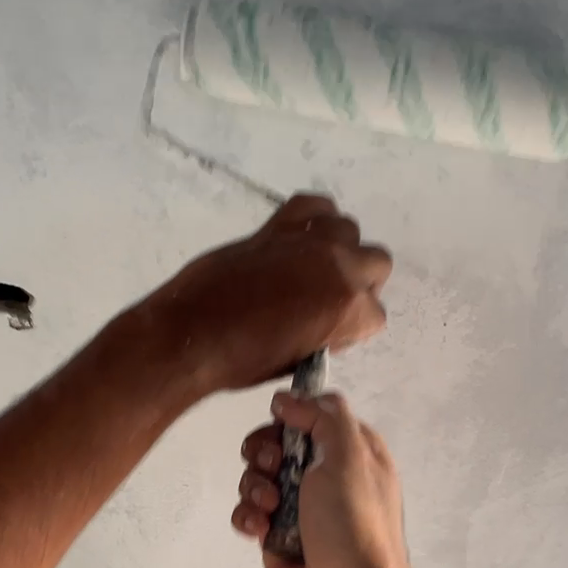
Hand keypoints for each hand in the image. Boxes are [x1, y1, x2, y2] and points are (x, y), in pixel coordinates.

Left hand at [138, 194, 390, 393]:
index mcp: (348, 309)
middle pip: (377, 263)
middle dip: (360, 282)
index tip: (329, 333)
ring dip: (338, 248)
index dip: (353, 327)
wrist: (190, 336)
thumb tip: (329, 323)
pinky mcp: (277, 224)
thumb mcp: (298, 359)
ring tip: (308, 270)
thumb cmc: (242, 361)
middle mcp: (338, 267)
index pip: (376, 314)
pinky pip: (314, 205)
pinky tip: (296, 241)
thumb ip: (327, 333)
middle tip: (326, 299)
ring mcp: (308, 240)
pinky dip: (313, 219)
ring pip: (349, 230)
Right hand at [232, 392, 428, 567]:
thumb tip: (288, 398)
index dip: (292, 415)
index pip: (313, 413)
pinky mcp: (276, 534)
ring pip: (256, 475)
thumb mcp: (350, 458)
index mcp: (351, 451)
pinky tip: (259, 529)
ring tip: (270, 506)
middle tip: (274, 466)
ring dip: (254, 486)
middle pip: (276, 441)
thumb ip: (324, 417)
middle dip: (264, 451)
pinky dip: (247, 516)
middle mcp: (324, 474)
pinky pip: (248, 511)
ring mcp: (298, 505)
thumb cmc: (355, 525)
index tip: (281, 423)